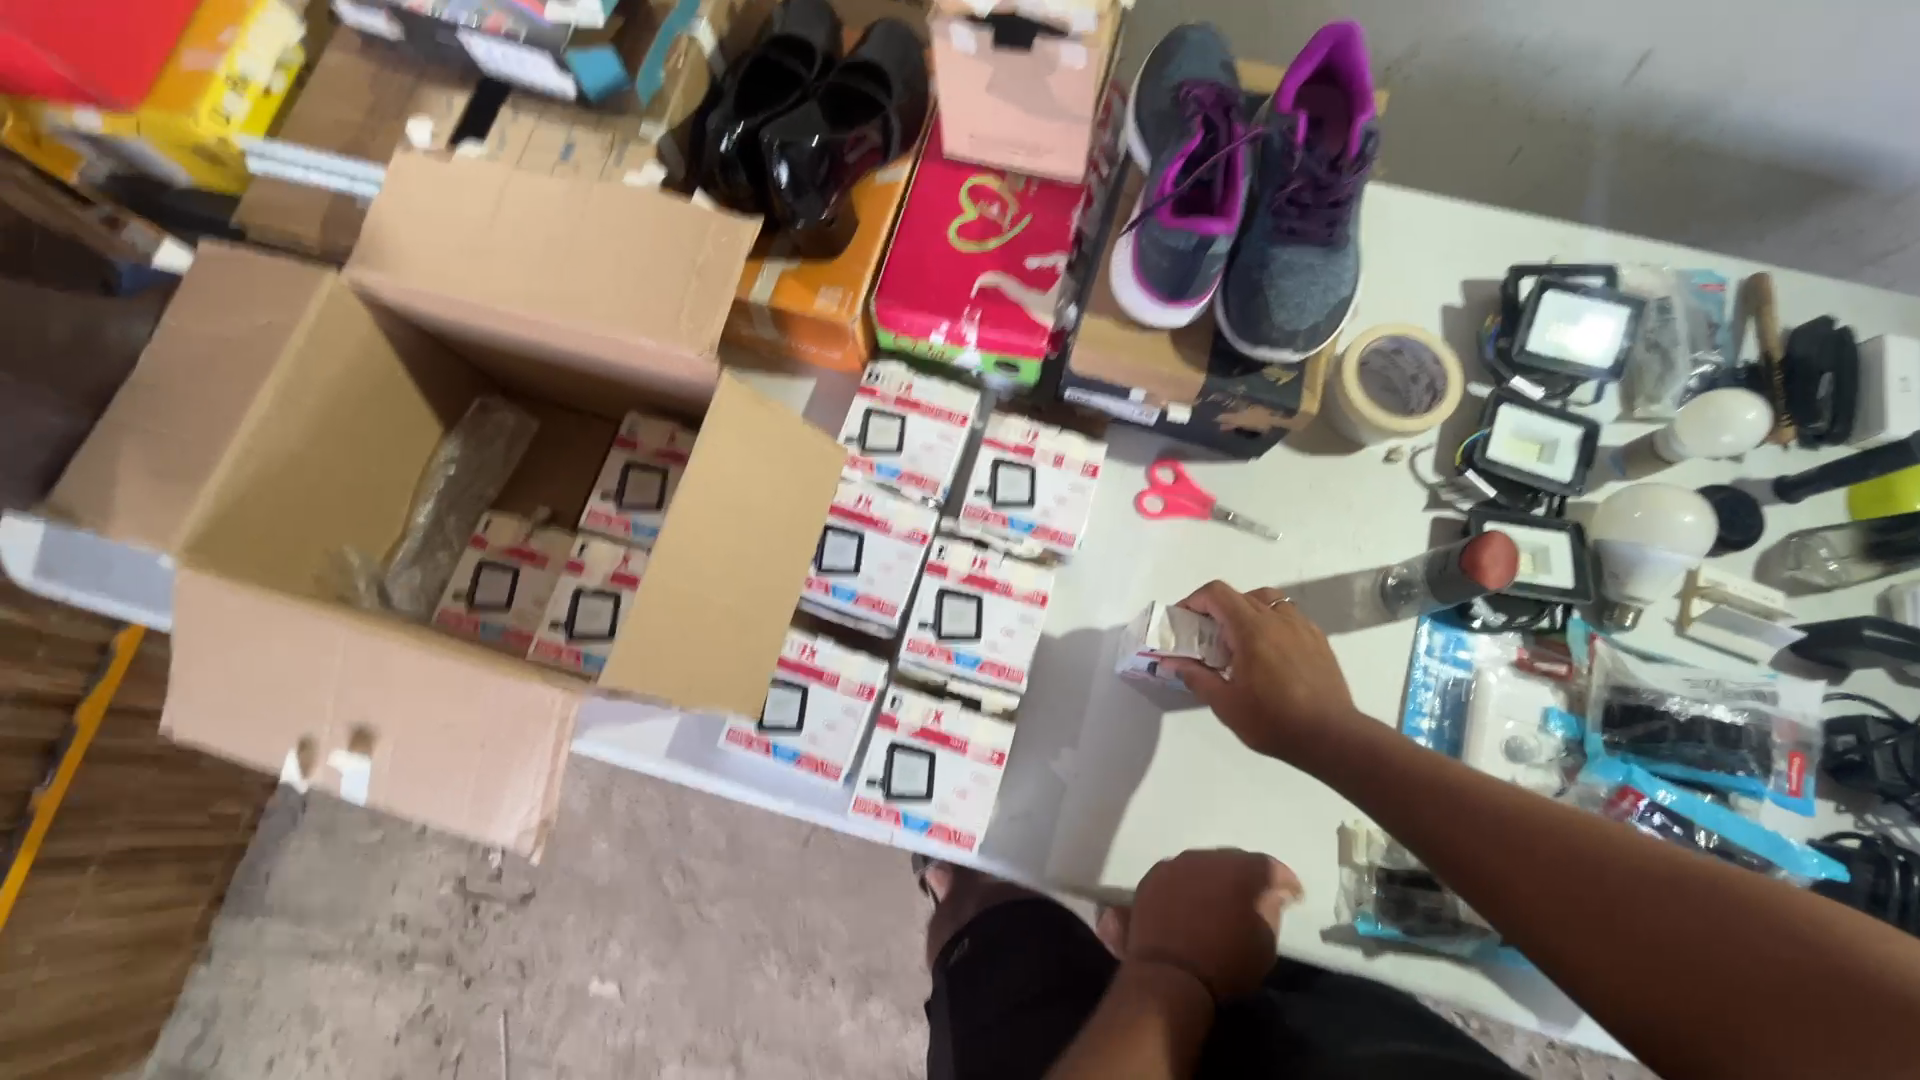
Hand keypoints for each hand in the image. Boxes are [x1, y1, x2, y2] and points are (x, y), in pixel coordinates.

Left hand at [1116, 848, 1300, 1000]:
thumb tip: (1273, 893)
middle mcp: (1205, 858)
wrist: (1168, 976)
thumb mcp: (1264, 944)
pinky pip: (1178, 875)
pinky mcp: (1151, 879)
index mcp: (1238, 871)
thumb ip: (1271, 910)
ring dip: (1215, 879)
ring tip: (1221, 900)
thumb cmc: (1224, 964)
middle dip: (1247, 877)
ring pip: (1202, 865)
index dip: (1284, 880)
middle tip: (1256, 897)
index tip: (1293, 896)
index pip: (1268, 865)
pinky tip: (1192, 902)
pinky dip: (1189, 885)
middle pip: (1232, 860)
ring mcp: (1174, 866)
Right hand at [1160, 580, 1361, 763]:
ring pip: (1268, 601)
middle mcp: (1278, 619)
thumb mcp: (1225, 704)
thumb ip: (1196, 677)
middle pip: (1240, 595)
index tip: (1184, 620)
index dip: (1194, 600)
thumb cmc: (1273, 720)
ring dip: (1246, 611)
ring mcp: (1302, 627)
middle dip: (1217, 610)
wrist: (1331, 737)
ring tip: (1240, 641)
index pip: (1217, 594)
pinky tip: (1268, 653)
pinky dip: (1271, 623)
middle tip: (1207, 638)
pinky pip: (1288, 617)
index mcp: (1252, 629)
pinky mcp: (1318, 640)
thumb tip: (1173, 663)